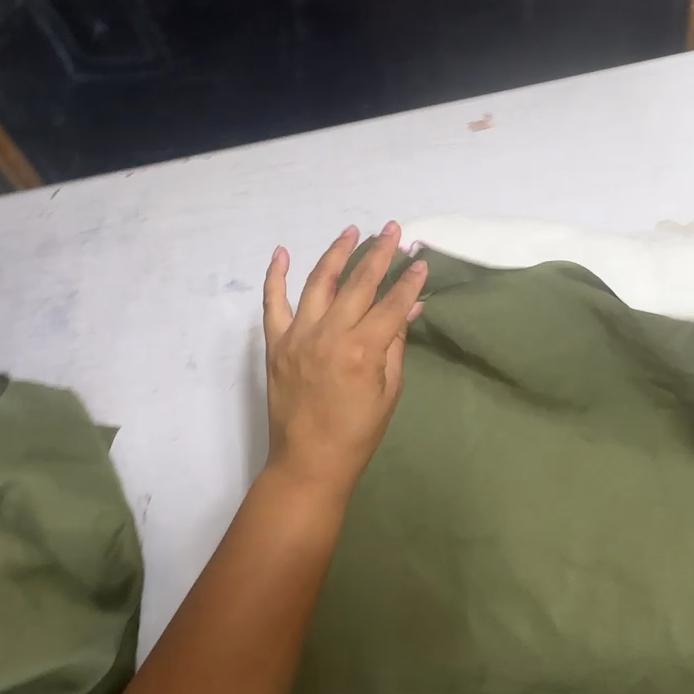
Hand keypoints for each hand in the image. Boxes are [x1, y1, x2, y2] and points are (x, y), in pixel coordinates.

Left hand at [260, 222, 427, 495]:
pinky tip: (282, 253)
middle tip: (393, 230)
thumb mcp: (389, 389)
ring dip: (338, 253)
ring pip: (320, 282)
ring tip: (352, 231)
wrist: (309, 462)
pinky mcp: (276, 343)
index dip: (409, 281)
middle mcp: (329, 334)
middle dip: (380, 253)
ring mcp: (298, 336)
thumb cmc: (358, 432)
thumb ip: (396, 342)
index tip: (420, 259)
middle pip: (359, 283)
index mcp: (362, 350)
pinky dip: (276, 276)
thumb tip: (410, 304)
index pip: (392, 303)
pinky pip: (273, 303)